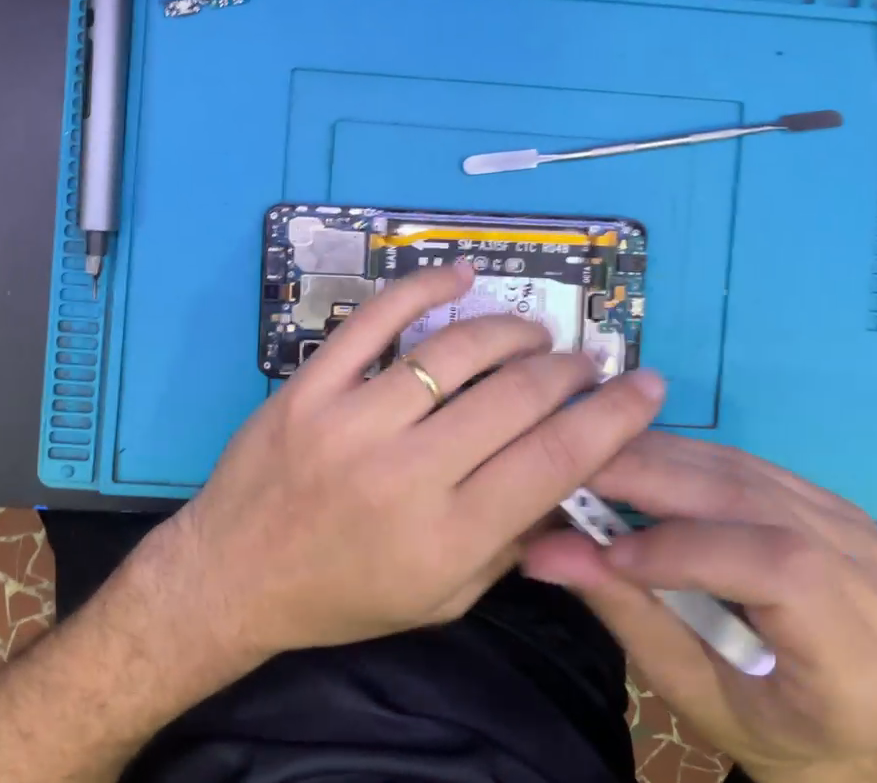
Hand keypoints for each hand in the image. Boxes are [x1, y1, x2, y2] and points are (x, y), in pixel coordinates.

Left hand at [147, 263, 667, 660]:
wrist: (231, 577)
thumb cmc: (341, 597)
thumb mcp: (440, 599)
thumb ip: (509, 543)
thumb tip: (568, 478)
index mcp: (448, 536)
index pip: (554, 461)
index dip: (612, 418)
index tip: (645, 387)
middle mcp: (406, 473)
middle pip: (515, 397)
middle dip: (567, 371)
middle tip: (584, 363)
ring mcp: (351, 421)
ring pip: (454, 352)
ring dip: (510, 331)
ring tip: (533, 334)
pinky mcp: (308, 387)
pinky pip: (374, 321)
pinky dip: (423, 289)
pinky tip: (461, 276)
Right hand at [521, 435, 876, 781]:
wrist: (823, 719)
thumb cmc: (750, 718)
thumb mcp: (684, 685)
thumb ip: (626, 611)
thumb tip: (541, 549)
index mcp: (862, 667)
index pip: (786, 574)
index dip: (691, 548)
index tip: (608, 548)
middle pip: (760, 506)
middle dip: (656, 481)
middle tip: (575, 470)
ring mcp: (870, 541)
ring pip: (749, 473)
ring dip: (660, 458)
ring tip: (592, 457)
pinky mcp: (840, 509)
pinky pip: (752, 466)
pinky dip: (683, 457)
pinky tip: (636, 457)